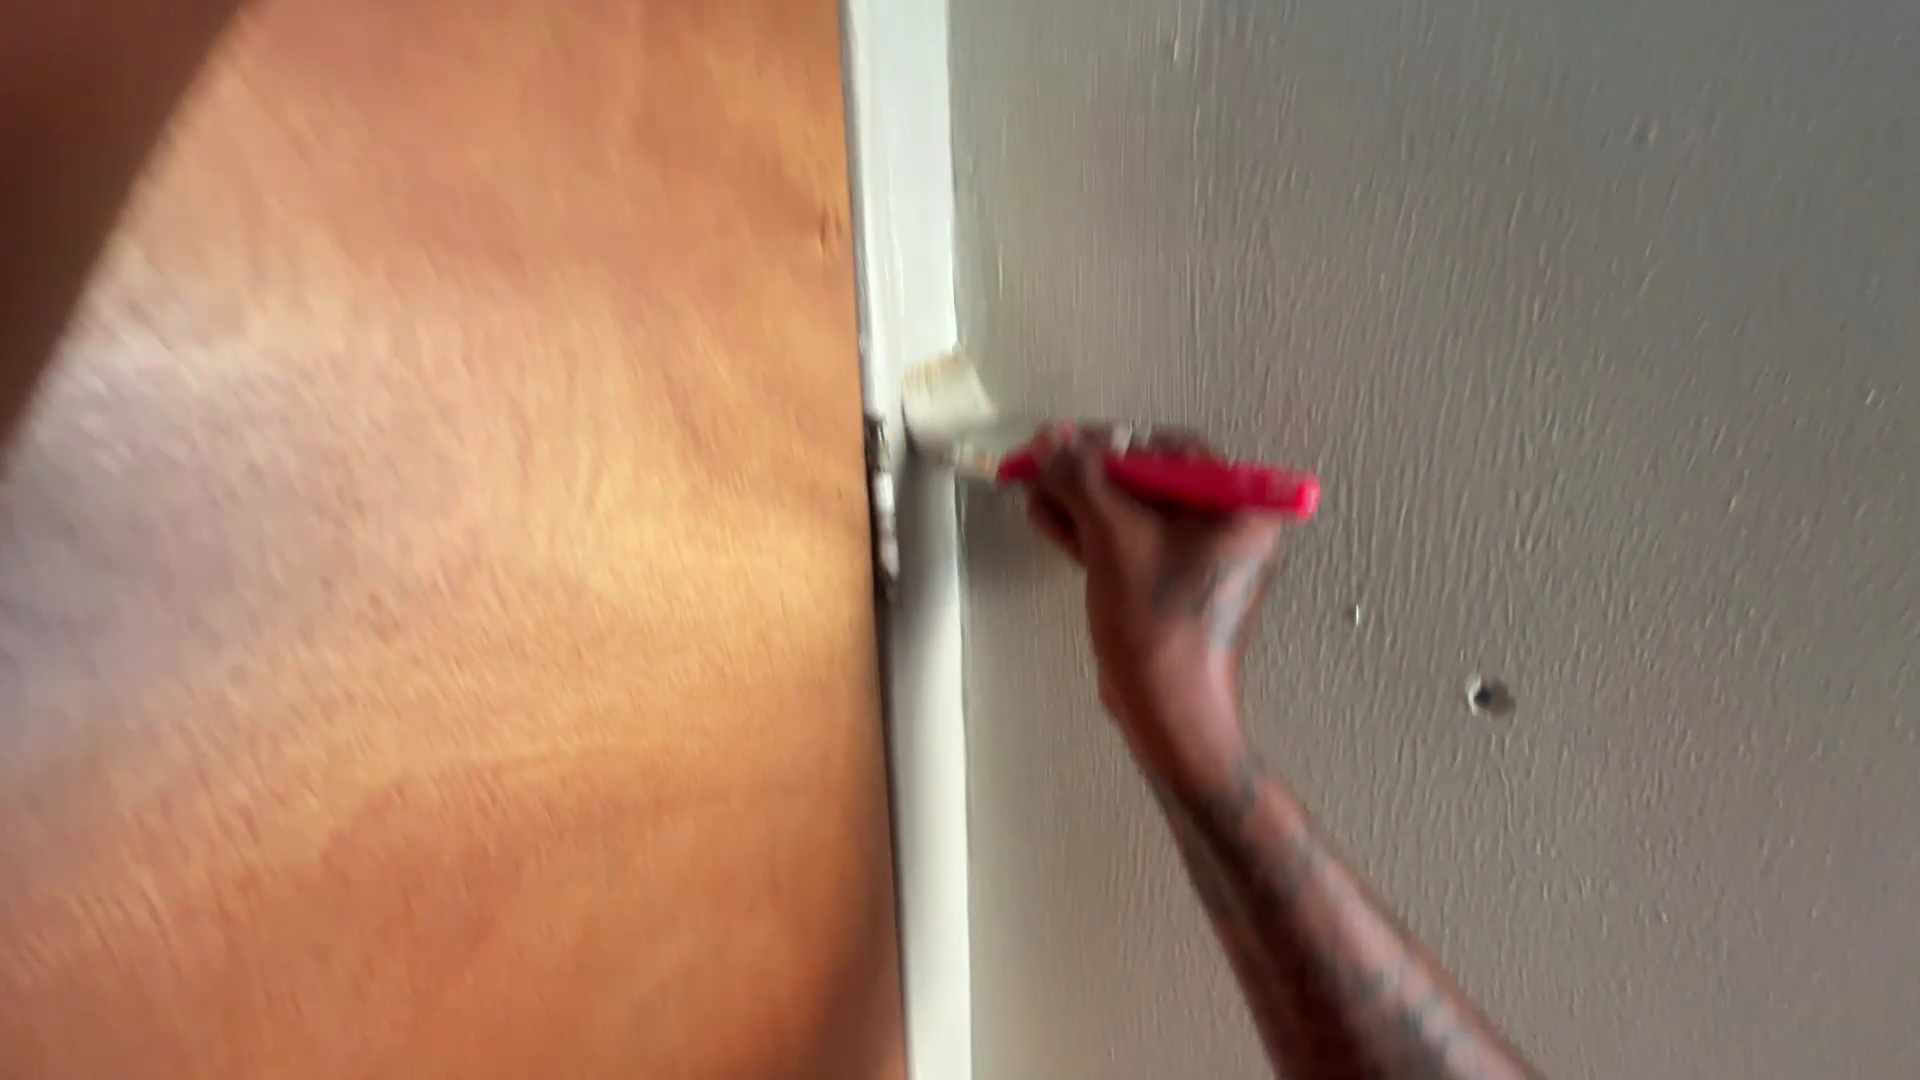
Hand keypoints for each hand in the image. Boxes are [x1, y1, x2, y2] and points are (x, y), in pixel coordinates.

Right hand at [1025, 424, 1285, 789]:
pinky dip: (1087, 528)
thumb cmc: (1160, 631)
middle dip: (1088, 473)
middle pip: (1144, 479)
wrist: (1165, 712)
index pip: (1168, 450)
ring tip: (1035, 488)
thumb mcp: (1116, 541)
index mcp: (1236, 508)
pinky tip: (1048, 516)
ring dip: (1079, 499)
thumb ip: (1082, 482)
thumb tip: (1050, 441)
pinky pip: (1125, 540)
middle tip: (1043, 463)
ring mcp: (1191, 557)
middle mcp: (1221, 527)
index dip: (1110, 443)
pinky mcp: (1163, 580)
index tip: (1063, 443)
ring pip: (1128, 510)